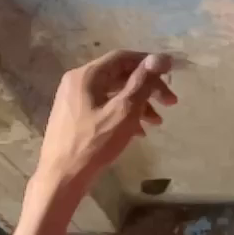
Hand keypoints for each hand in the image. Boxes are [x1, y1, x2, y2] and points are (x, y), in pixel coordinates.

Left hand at [37, 50, 176, 191]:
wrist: (62, 176)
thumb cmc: (94, 143)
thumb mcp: (124, 111)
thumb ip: (142, 83)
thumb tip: (161, 58)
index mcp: (87, 75)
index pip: (123, 58)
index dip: (149, 63)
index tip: (171, 76)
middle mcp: (77, 81)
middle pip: (119, 75)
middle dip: (147, 88)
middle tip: (170, 103)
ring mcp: (74, 100)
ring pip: (113, 93)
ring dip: (139, 104)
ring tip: (157, 122)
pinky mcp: (75, 117)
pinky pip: (104, 107)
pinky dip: (124, 114)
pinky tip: (138, 132)